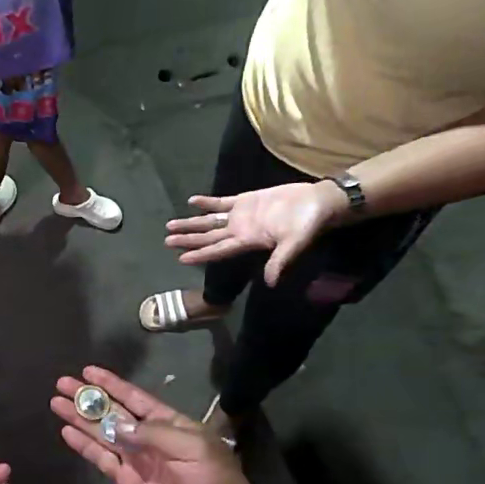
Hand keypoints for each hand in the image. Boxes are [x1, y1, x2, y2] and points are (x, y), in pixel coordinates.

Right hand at [50, 367, 264, 483]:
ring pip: (101, 433)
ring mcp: (135, 459)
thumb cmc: (212, 480)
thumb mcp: (191, 447)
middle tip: (62, 383)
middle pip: (112, 412)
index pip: (134, 397)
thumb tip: (116, 424)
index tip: (88, 371)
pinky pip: (101, 459)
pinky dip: (84, 446)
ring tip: (56, 403)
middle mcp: (148, 436)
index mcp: (168, 422)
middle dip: (88, 398)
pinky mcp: (126, 481)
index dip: (111, 384)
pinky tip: (67, 433)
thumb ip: (152, 433)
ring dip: (80, 418)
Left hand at [165, 183, 343, 285]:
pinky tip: (192, 202)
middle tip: (166, 241)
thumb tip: (270, 282)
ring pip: (210, 222)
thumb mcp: (294, 244)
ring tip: (170, 225)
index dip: (200, 254)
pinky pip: (222, 203)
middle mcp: (240, 231)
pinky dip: (207, 203)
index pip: (218, 250)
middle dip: (187, 240)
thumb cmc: (307, 225)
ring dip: (191, 223)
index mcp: (248, 242)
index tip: (181, 258)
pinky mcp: (246, 201)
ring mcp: (241, 216)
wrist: (318, 203)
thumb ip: (280, 261)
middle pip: (208, 237)